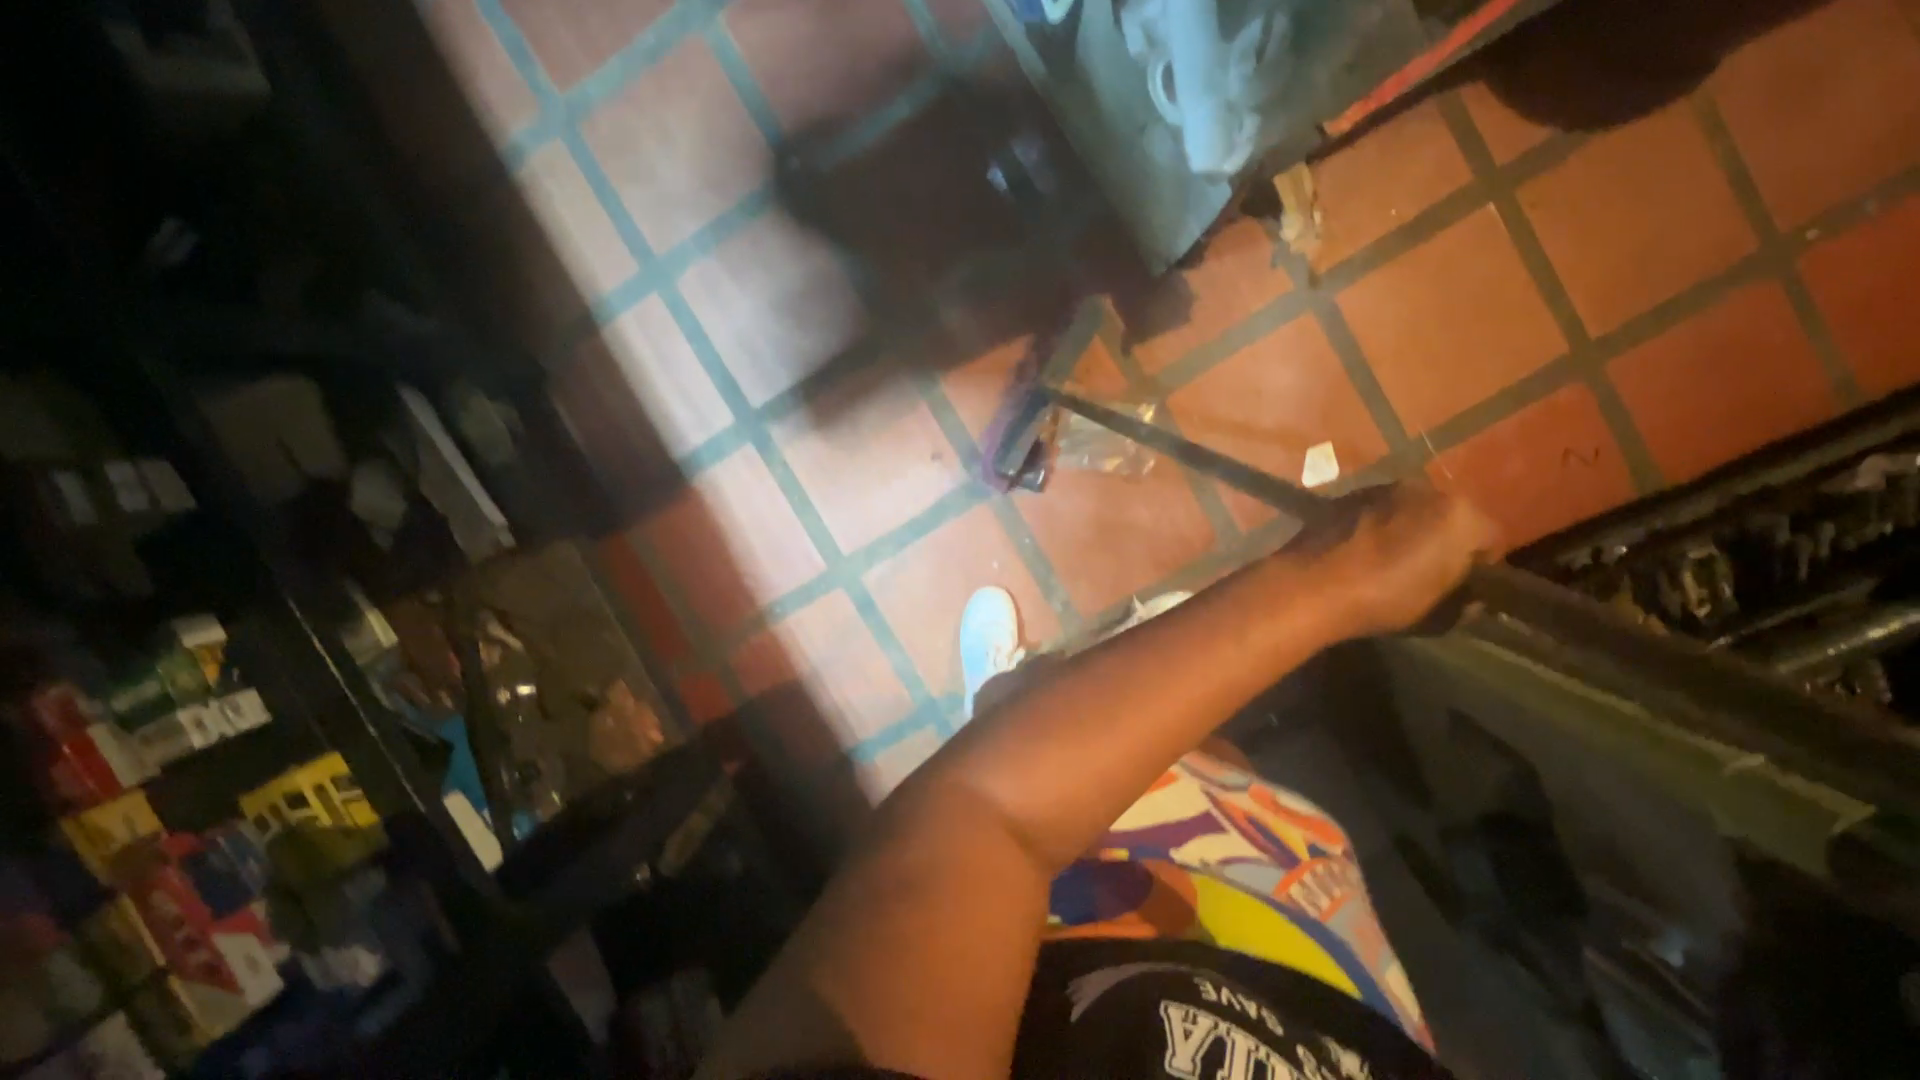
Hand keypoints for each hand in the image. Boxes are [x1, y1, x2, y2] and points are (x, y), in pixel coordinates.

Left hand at [1305, 482, 1504, 638]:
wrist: (1311, 585)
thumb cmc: (1384, 599)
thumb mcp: (1438, 614)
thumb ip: (1466, 603)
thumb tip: (1471, 599)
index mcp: (1460, 515)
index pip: (1490, 539)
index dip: (1480, 567)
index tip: (1463, 588)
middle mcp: (1425, 489)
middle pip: (1449, 517)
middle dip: (1443, 542)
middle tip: (1426, 574)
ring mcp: (1382, 488)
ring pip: (1410, 511)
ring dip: (1407, 530)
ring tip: (1388, 562)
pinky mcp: (1347, 495)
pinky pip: (1375, 511)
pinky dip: (1375, 527)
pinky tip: (1360, 553)